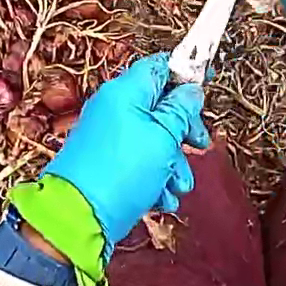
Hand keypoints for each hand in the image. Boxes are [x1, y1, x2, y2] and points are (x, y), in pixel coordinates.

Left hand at [44, 53, 210, 244]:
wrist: (77, 220)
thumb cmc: (120, 173)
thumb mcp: (163, 137)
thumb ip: (181, 109)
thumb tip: (191, 91)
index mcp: (125, 92)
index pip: (160, 66)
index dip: (186, 72)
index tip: (208, 80)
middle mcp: (115, 108)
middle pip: (161, 104)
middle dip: (185, 127)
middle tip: (199, 143)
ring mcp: (110, 135)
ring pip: (155, 136)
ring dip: (173, 159)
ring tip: (177, 183)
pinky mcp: (108, 161)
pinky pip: (141, 159)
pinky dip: (156, 175)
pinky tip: (162, 195)